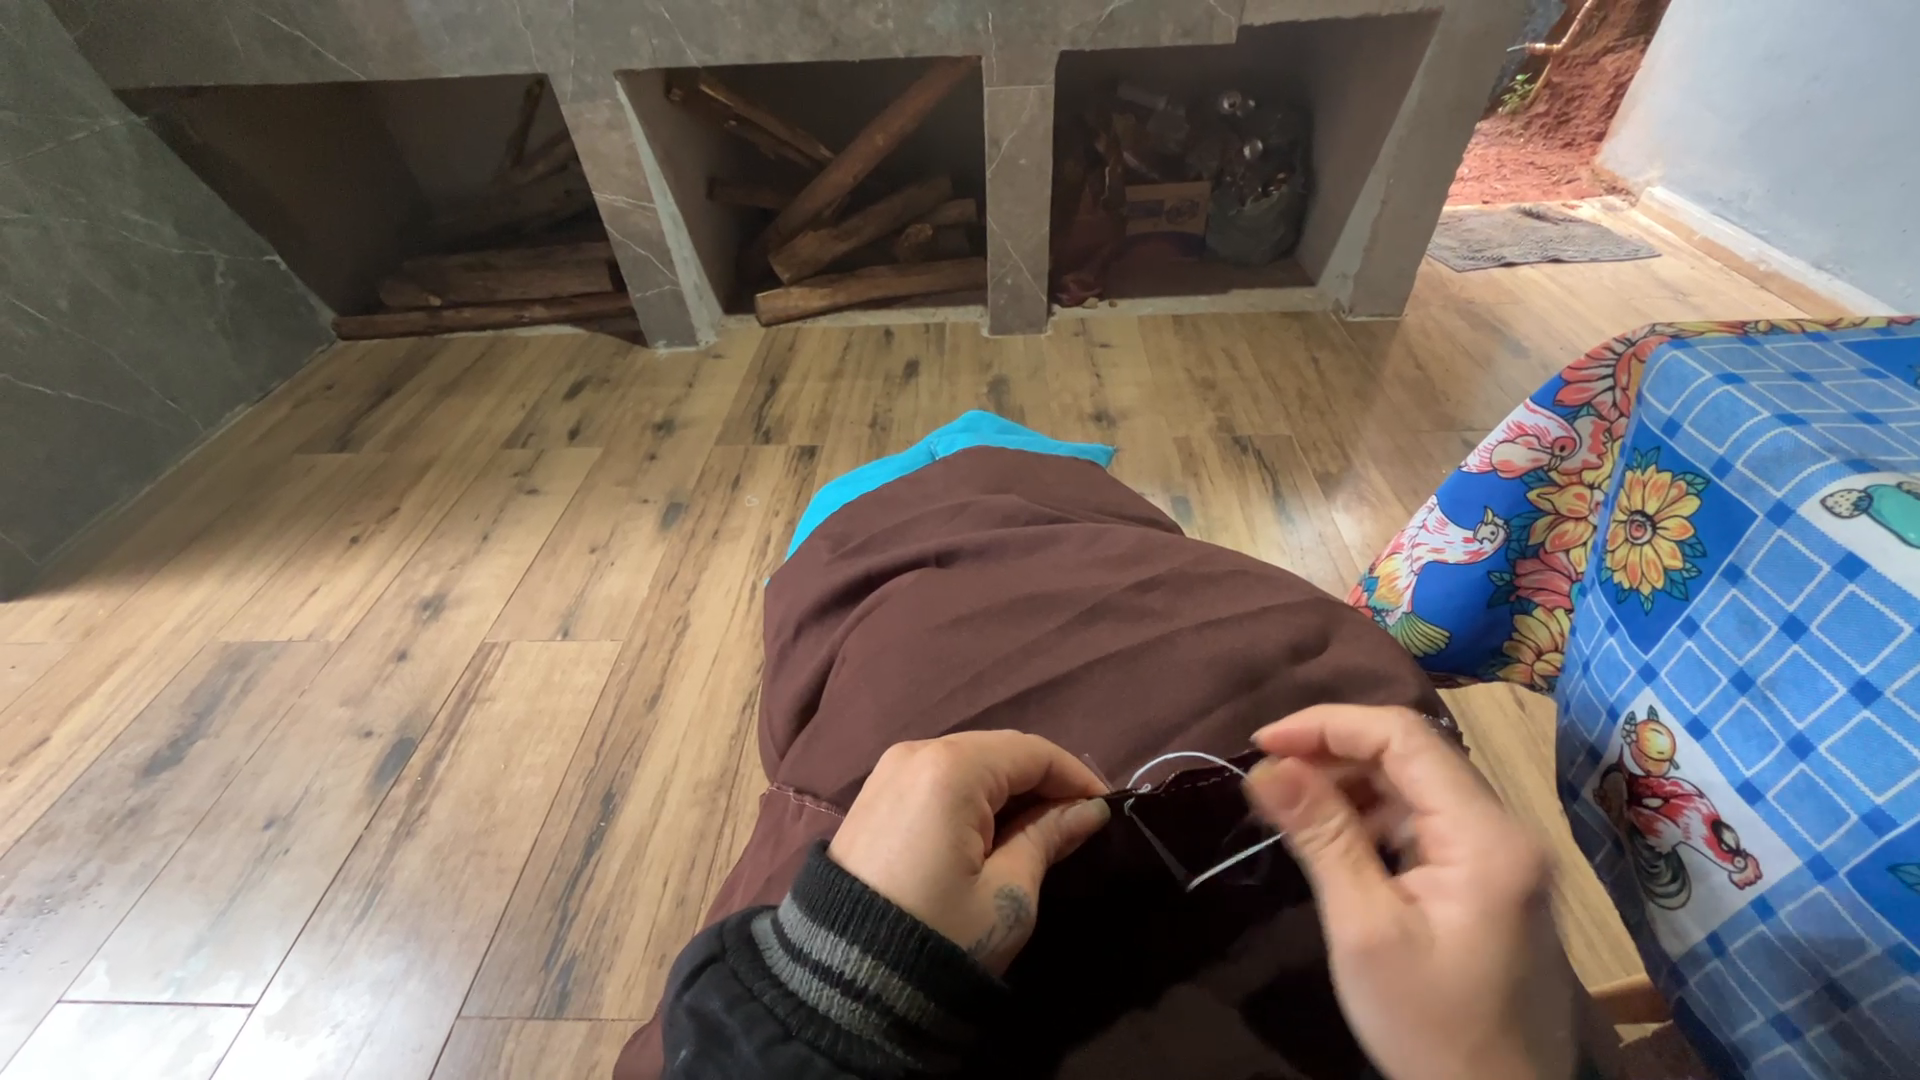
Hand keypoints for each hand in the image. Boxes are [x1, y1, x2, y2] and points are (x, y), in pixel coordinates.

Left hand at [829, 731, 1111, 974]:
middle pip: (998, 749)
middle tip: (1077, 820)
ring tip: (1041, 826)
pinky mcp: (876, 792)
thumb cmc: (937, 935)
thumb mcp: (1007, 895)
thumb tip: (1087, 810)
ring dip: (1008, 787)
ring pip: (969, 760)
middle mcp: (917, 751)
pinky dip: (973, 793)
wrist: (840, 980)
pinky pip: (939, 775)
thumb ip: (1047, 838)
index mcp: (951, 768)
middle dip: (1042, 779)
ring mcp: (890, 769)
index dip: (1074, 775)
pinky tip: (993, 826)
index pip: (1031, 752)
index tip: (1105, 809)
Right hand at [1244, 705, 1576, 1079]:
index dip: (1326, 725)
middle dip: (1331, 751)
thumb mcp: (1363, 928)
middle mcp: (1501, 829)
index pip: (1402, 738)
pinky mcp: (1482, 874)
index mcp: (1485, 836)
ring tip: (1289, 804)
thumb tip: (1265, 765)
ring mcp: (1496, 852)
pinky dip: (1366, 812)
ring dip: (1345, 781)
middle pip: (1409, 753)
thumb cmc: (1430, 1026)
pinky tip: (1330, 834)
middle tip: (1269, 775)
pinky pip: (1417, 816)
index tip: (1262, 744)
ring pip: (1410, 781)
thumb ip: (1320, 835)